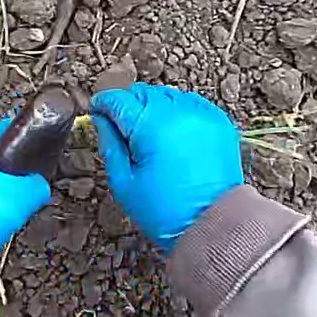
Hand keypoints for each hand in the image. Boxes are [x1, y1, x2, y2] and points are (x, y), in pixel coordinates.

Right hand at [91, 83, 243, 250]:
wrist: (214, 224)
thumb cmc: (167, 212)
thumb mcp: (125, 183)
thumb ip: (110, 145)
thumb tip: (102, 121)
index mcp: (151, 126)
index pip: (118, 100)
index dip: (103, 104)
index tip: (98, 110)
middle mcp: (178, 112)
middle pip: (143, 92)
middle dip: (129, 105)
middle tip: (124, 128)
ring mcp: (201, 115)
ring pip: (168, 95)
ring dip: (154, 107)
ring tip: (151, 134)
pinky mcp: (219, 122)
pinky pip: (191, 104)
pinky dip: (179, 112)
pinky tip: (174, 134)